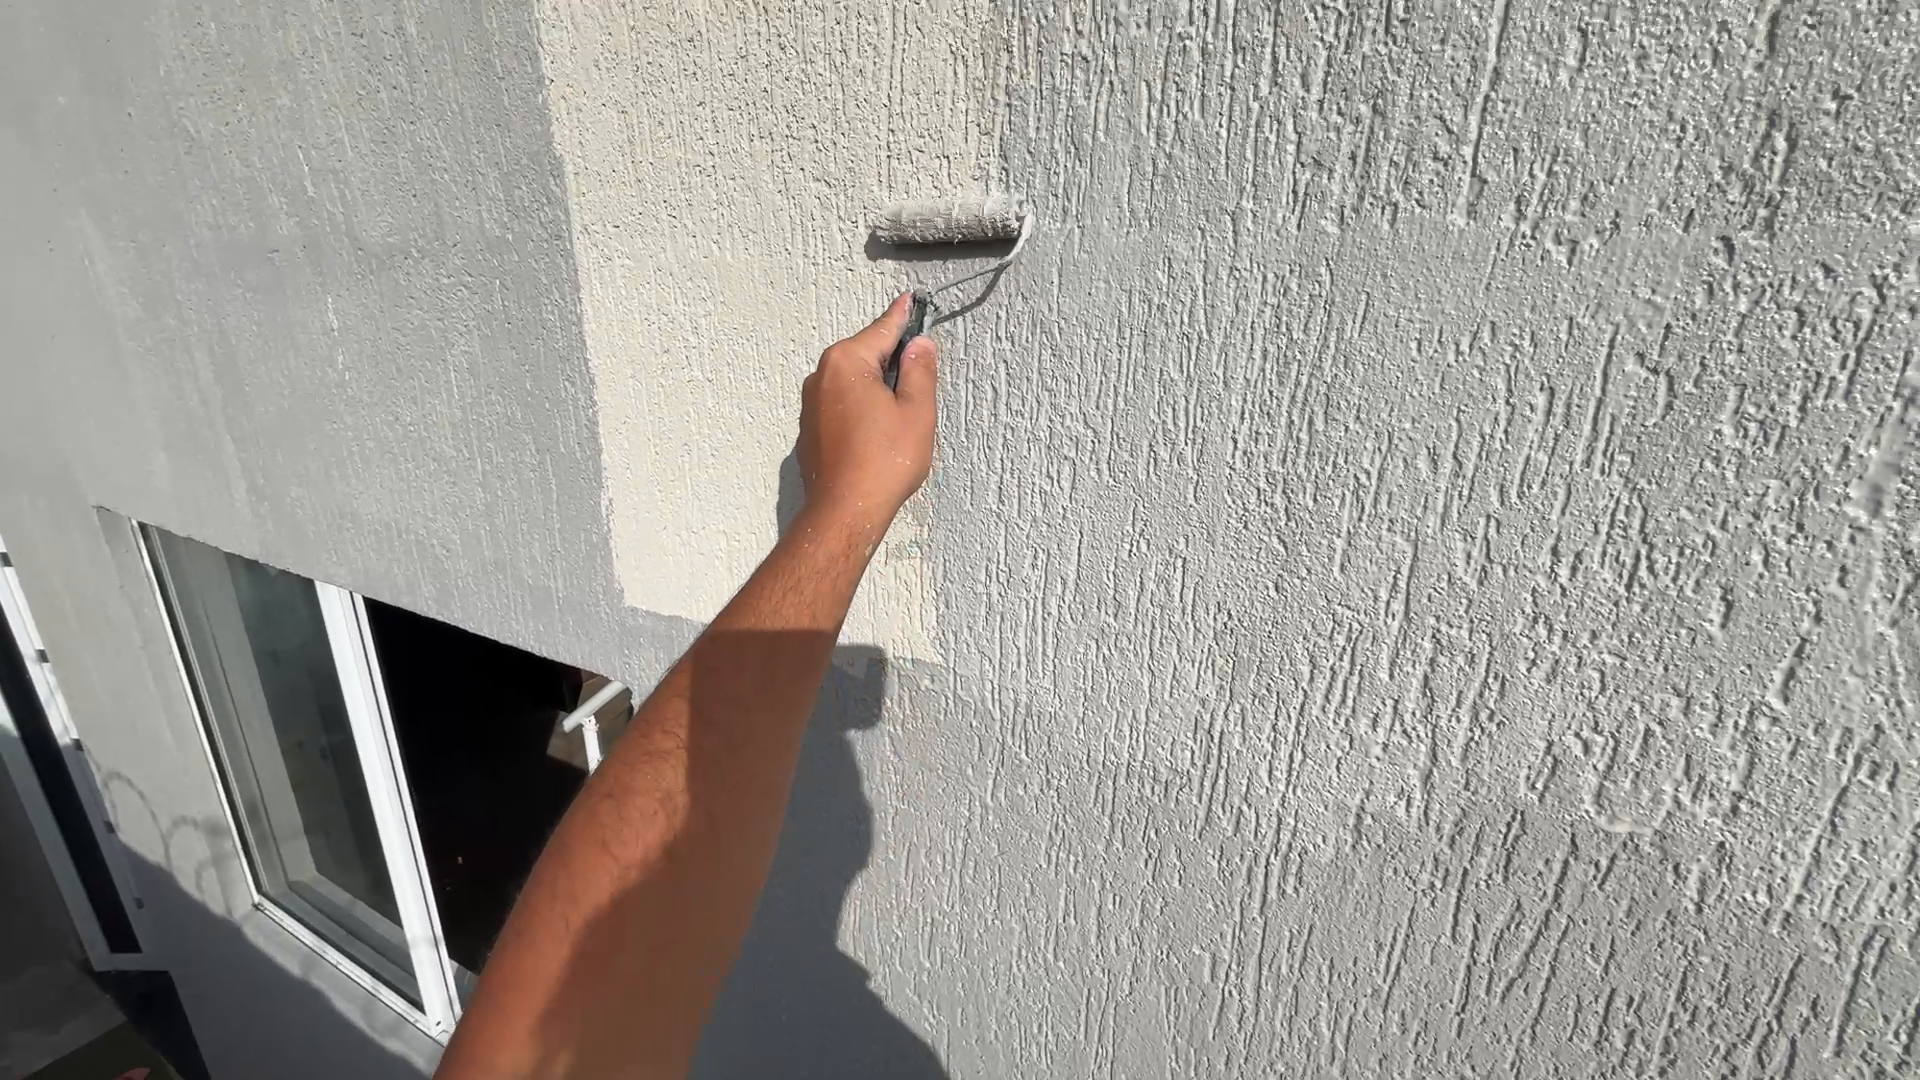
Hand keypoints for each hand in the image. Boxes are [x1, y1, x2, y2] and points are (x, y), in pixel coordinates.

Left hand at [797, 293, 937, 536]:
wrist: (844, 512)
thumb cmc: (884, 462)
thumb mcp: (916, 412)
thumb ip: (920, 371)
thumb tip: (919, 346)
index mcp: (846, 362)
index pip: (883, 330)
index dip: (903, 317)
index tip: (912, 300)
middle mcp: (821, 376)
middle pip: (866, 356)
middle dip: (892, 363)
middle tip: (920, 382)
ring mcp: (810, 405)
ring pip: (853, 384)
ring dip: (876, 390)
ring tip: (901, 419)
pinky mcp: (809, 431)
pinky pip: (841, 407)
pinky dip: (861, 411)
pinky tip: (877, 437)